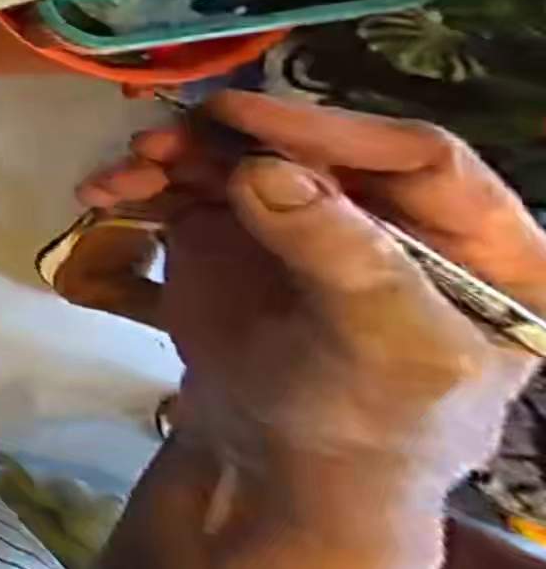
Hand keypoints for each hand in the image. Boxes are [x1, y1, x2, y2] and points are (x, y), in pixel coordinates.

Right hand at [82, 92, 545, 564]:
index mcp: (468, 240)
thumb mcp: (385, 353)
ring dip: (161, 160)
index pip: (413, 157)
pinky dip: (133, 183)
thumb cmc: (361, 416)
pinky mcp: (220, 225)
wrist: (269, 453)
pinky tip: (100, 195)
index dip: (323, 127)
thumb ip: (346, 262)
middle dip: (216, 140)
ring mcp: (288, 215)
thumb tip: (267, 171)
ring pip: (223, 157)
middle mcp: (373, 212)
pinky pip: (174, 185)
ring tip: (114, 182)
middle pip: (294, 145)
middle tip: (151, 147)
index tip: (231, 116)